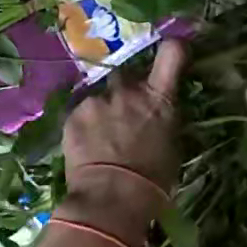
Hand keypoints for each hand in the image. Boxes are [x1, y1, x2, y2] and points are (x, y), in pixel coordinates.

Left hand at [57, 39, 186, 240]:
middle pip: (129, 74)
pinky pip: (82, 111)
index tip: (174, 52)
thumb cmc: (154, 178)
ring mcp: (98, 101)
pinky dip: (86, 123)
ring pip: (102, 95)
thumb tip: (160, 117)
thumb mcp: (173, 145)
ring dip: (105, 108)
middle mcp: (128, 91)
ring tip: (105, 136)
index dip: (174, 49)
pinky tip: (89, 145)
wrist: (112, 197)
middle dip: (129, 87)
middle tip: (129, 112)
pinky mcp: (72, 115)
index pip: (172, 54)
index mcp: (160, 98)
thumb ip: (165, 120)